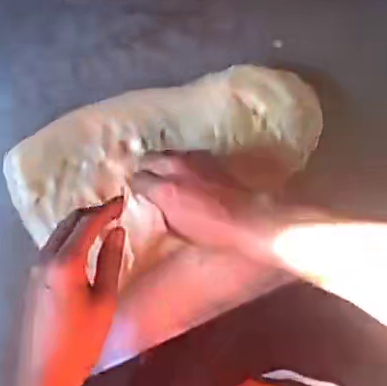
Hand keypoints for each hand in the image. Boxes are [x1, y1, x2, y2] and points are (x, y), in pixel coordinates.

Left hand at [14, 197, 127, 385]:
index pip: (87, 223)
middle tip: (114, 210)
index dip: (107, 209)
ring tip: (102, 225)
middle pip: (69, 221)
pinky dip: (69, 237)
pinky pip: (52, 245)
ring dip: (79, 224)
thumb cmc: (79, 343)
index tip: (123, 200)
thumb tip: (116, 231)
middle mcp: (45, 258)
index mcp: (64, 262)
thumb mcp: (104, 302)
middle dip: (92, 212)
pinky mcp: (31, 280)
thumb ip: (110, 261)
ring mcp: (34, 268)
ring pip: (58, 232)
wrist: (40, 379)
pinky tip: (82, 246)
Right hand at [131, 152, 290, 259]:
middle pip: (148, 159)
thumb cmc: (214, 232)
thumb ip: (163, 212)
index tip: (140, 193)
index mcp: (165, 189)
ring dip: (163, 162)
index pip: (138, 179)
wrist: (249, 216)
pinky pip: (186, 154)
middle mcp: (175, 167)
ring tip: (166, 174)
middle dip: (145, 169)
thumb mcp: (180, 228)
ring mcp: (192, 158)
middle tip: (148, 180)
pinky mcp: (208, 156)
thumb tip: (156, 206)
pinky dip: (181, 161)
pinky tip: (187, 172)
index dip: (137, 187)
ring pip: (167, 153)